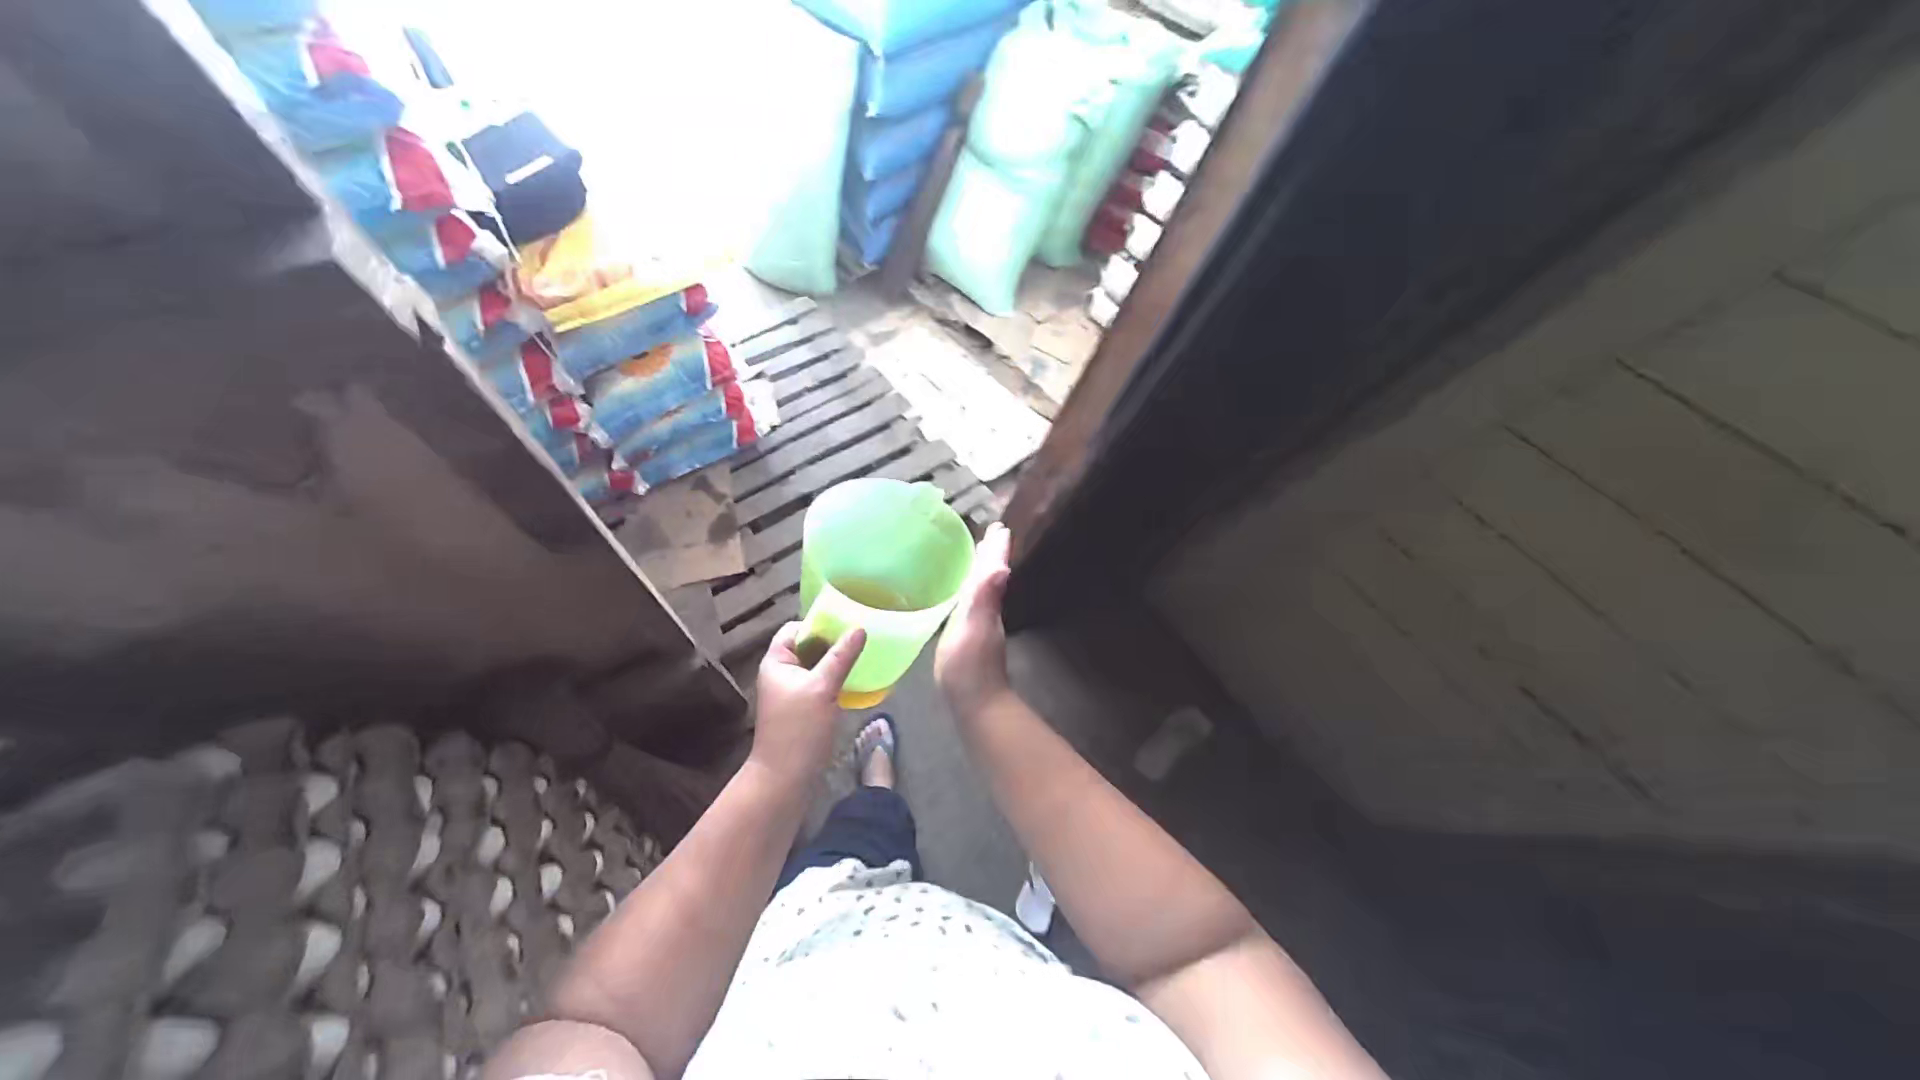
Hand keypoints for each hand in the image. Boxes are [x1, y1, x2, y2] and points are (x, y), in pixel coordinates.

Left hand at [751, 622, 865, 784]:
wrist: (786, 778)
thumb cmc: (798, 729)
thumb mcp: (822, 688)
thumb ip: (841, 656)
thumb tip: (860, 628)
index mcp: (777, 662)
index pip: (794, 629)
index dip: (817, 624)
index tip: (846, 624)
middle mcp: (783, 673)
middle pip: (808, 646)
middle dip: (833, 641)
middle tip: (861, 636)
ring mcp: (794, 691)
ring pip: (818, 665)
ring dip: (837, 660)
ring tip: (864, 654)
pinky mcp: (806, 707)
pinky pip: (823, 682)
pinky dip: (838, 678)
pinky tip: (858, 678)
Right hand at [935, 522, 1012, 717]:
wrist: (976, 704)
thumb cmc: (969, 666)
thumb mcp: (974, 628)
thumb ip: (985, 597)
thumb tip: (1002, 566)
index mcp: (986, 603)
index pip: (992, 569)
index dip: (995, 549)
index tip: (999, 526)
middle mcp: (988, 611)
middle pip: (991, 576)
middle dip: (991, 555)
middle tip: (991, 533)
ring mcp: (981, 626)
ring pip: (984, 590)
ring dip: (983, 571)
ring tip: (979, 556)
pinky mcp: (971, 639)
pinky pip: (973, 605)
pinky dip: (971, 592)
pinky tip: (962, 597)